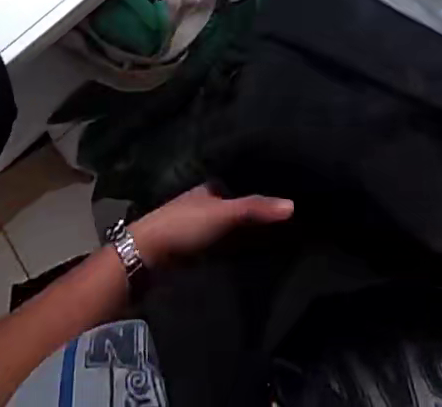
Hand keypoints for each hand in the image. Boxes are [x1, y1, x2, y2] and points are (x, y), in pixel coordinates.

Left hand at [126, 185, 293, 268]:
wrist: (148, 256)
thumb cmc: (184, 224)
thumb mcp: (223, 213)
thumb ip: (254, 208)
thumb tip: (293, 205)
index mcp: (210, 187)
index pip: (242, 184)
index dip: (263, 190)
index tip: (291, 197)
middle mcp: (206, 202)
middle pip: (238, 207)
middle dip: (258, 214)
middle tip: (292, 222)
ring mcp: (201, 227)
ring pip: (233, 228)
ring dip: (250, 234)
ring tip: (284, 238)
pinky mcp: (198, 250)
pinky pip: (226, 247)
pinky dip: (240, 249)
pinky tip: (258, 255)